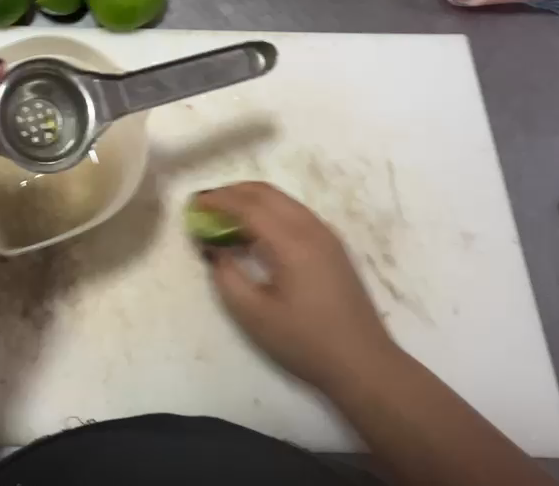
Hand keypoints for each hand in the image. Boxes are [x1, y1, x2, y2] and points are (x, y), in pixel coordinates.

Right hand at [196, 181, 398, 397]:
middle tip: (205, 206)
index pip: (248, 206)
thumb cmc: (306, 343)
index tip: (193, 204)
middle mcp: (311, 228)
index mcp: (292, 242)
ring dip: (250, 200)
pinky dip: (268, 211)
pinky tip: (255, 233)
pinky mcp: (333, 246)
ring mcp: (326, 234)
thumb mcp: (254, 316)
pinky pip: (294, 212)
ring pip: (281, 199)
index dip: (217, 201)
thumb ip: (226, 276)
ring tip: (224, 217)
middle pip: (265, 192)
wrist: (365, 365)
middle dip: (232, 192)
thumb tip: (214, 248)